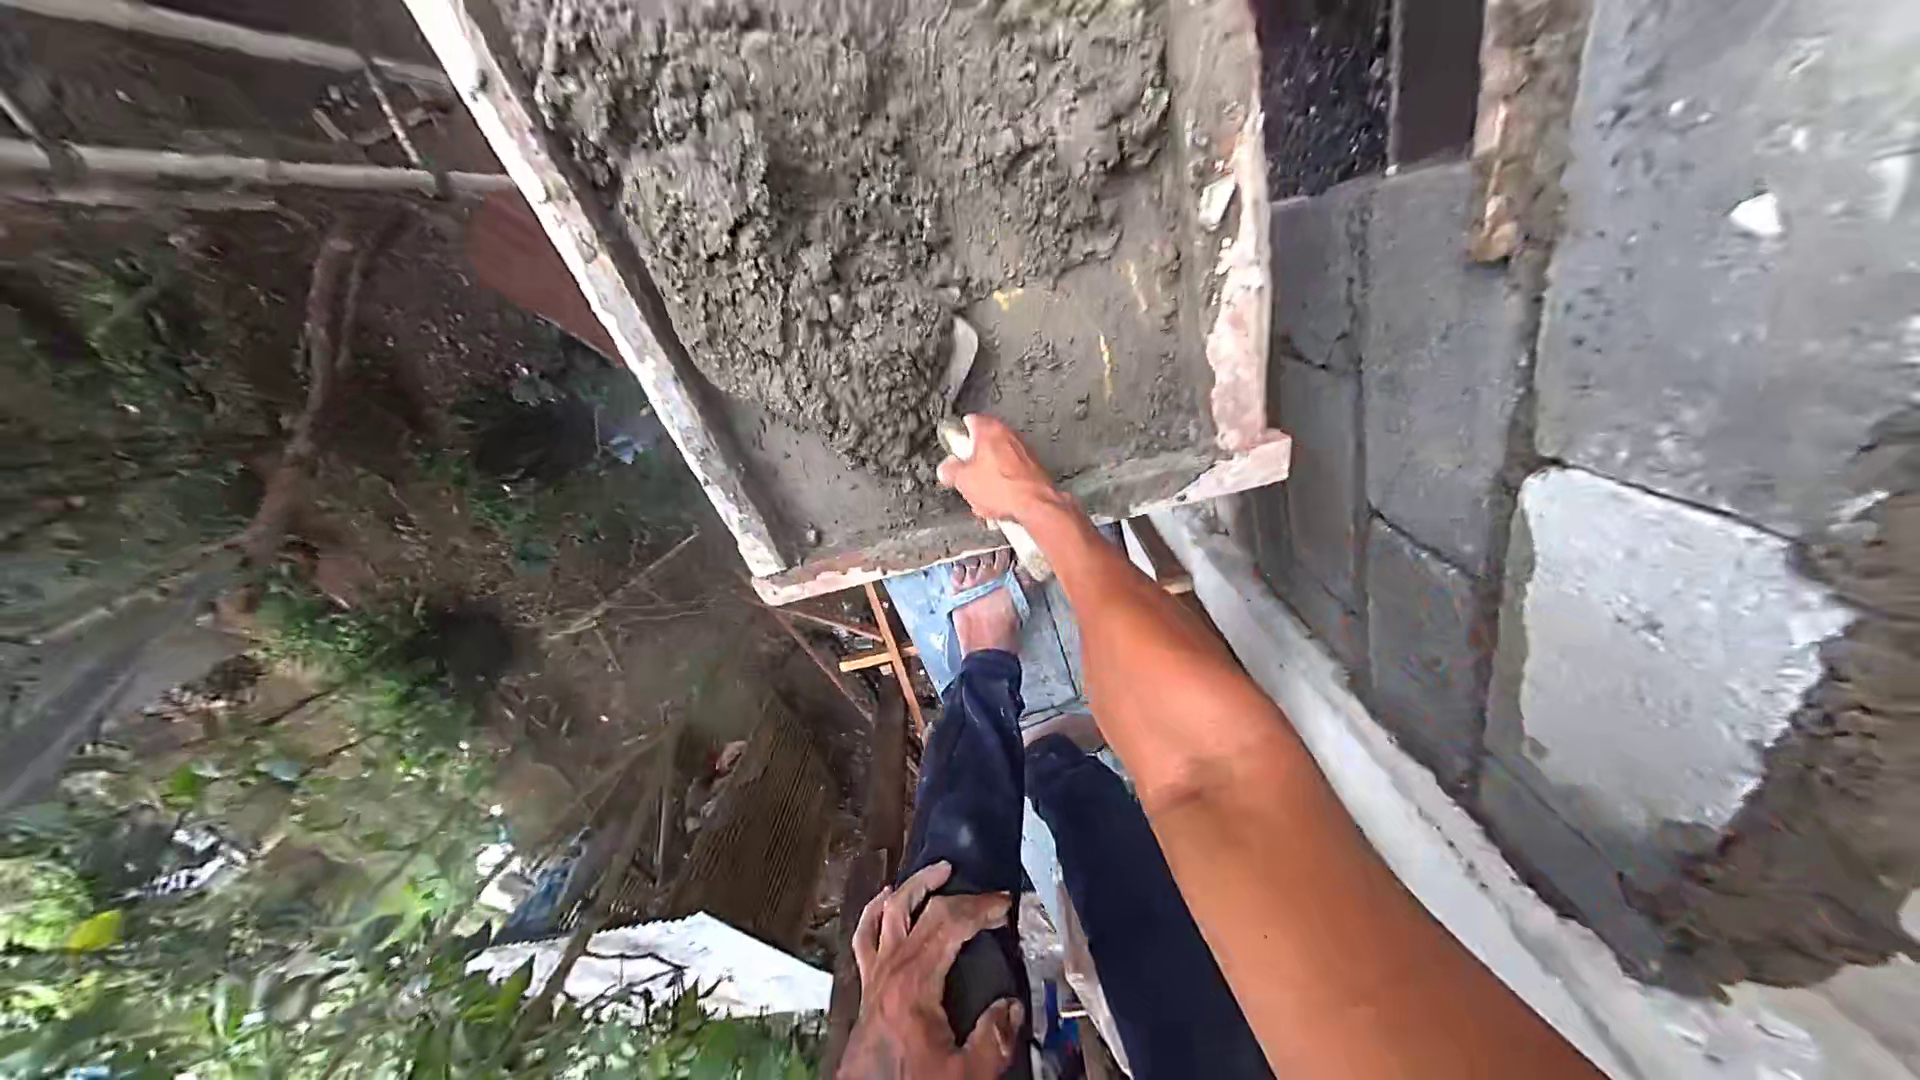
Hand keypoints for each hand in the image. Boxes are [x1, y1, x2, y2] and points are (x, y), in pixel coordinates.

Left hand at [839, 861, 1023, 1079]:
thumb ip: (993, 1040)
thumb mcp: (965, 1076)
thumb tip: (1012, 1007)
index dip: (981, 908)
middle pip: (927, 910)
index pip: (951, 923)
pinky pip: (864, 935)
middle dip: (963, 898)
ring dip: (917, 885)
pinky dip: (875, 910)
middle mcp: (892, 967)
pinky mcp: (867, 984)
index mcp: (915, 982)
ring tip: (940, 871)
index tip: (1005, 907)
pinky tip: (887, 897)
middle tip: (991, 898)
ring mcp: (875, 972)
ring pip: (891, 909)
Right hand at [936, 414, 1065, 526]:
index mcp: (990, 430)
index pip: (969, 421)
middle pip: (984, 444)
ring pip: (998, 462)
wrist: (1034, 504)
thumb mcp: (962, 480)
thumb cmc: (1005, 488)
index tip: (954, 448)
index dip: (958, 436)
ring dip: (988, 477)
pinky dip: (1003, 485)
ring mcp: (1023, 451)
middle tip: (967, 477)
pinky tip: (998, 501)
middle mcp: (1009, 436)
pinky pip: (1011, 475)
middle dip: (974, 463)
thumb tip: (946, 469)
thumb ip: (949, 470)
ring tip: (983, 495)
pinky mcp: (1033, 469)